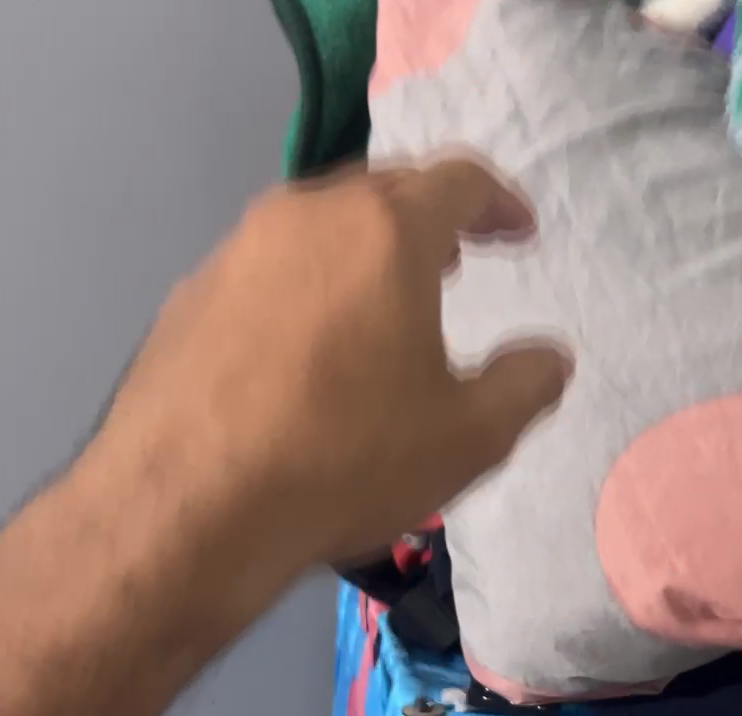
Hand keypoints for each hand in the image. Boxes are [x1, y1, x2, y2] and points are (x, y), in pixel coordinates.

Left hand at [77, 155, 571, 617]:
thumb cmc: (349, 460)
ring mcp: (237, 251)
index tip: (520, 233)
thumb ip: (527, 384)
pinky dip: (315, 288)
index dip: (501, 202)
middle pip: (386, 192)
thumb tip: (552, 357)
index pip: (459, 180)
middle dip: (435, 221)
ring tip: (392, 304)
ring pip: (323, 229)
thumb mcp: (471, 436)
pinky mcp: (192, 296)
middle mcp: (306, 217)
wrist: (190, 508)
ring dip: (371, 253)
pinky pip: (274, 271)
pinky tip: (316, 352)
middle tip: (461, 262)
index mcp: (385, 233)